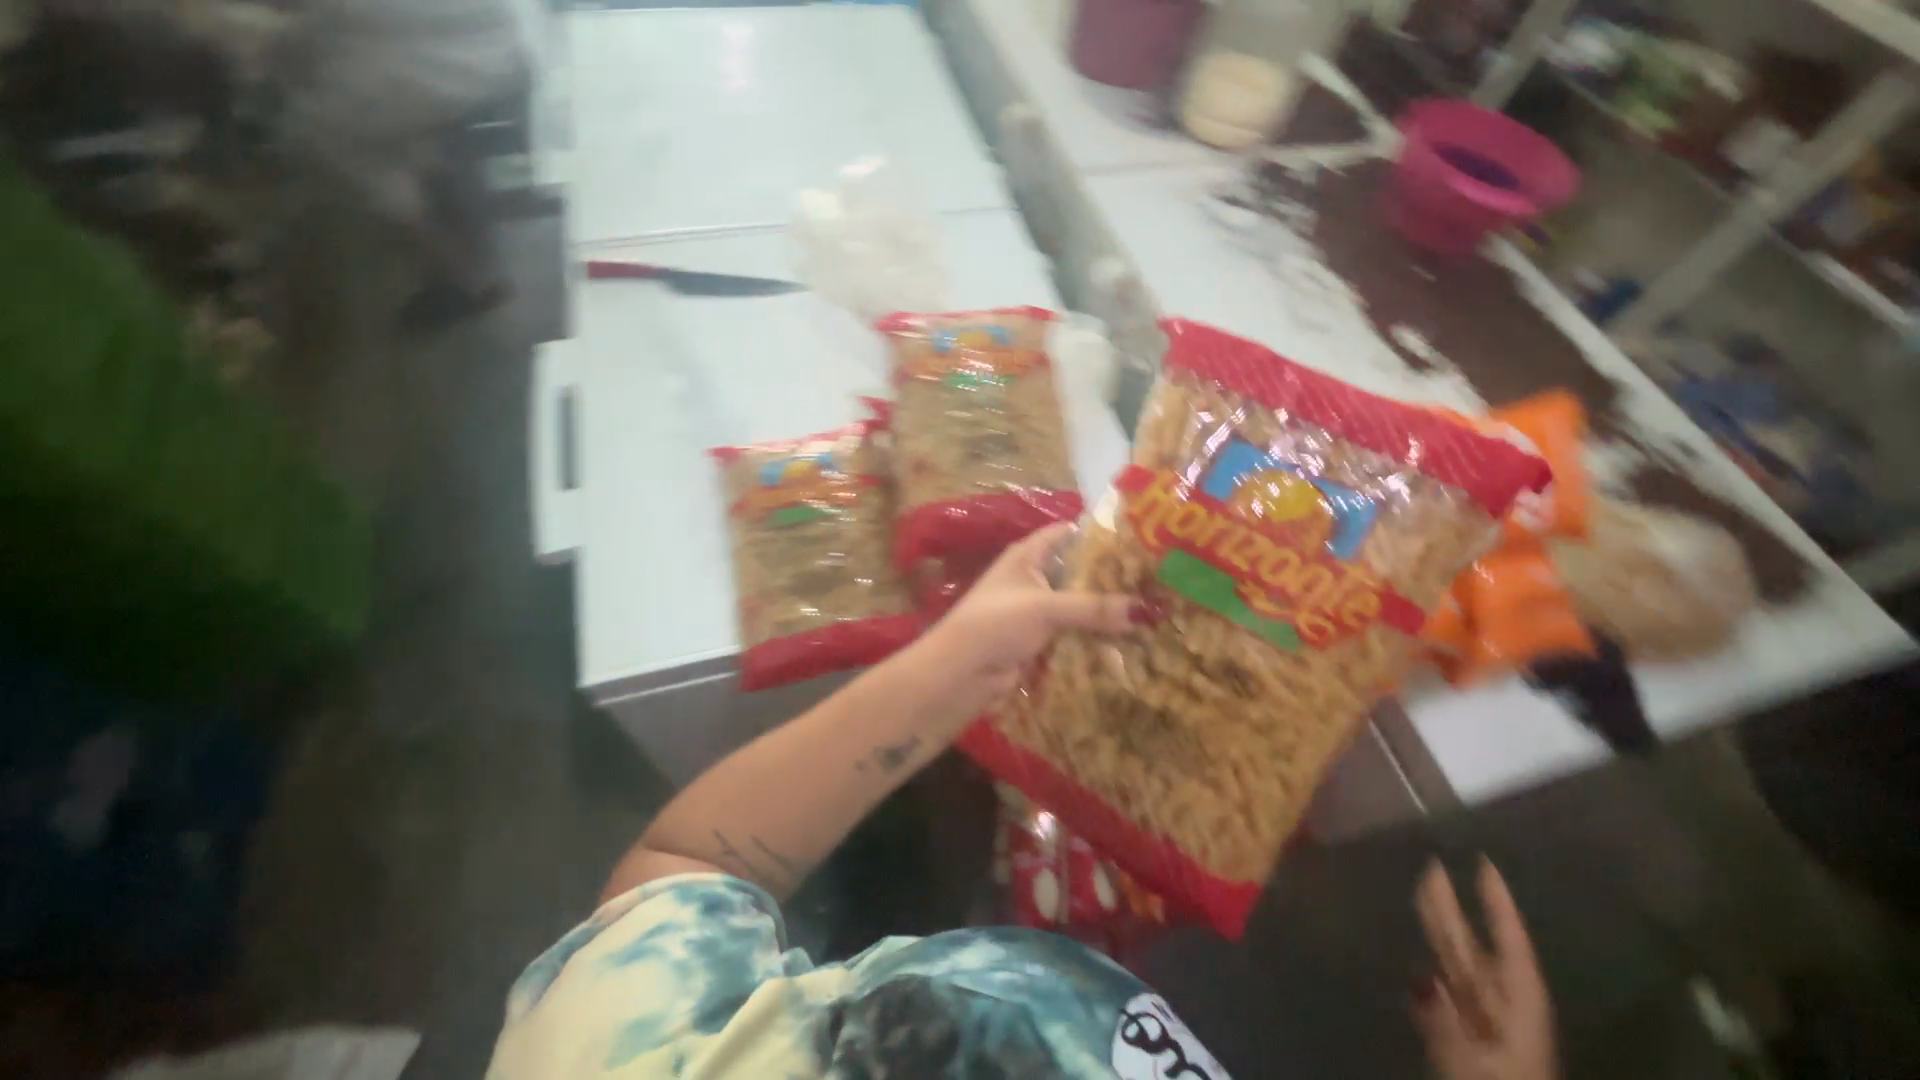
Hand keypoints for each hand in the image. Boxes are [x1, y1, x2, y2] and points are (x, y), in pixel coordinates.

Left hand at [919, 523, 1147, 703]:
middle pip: (1080, 573)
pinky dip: (1098, 640)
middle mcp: (1034, 579)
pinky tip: (1132, 644)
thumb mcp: (1046, 608)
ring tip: (1157, 614)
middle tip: (1161, 583)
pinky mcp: (1041, 643)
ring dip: (1109, 614)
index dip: (1102, 535)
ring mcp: (1038, 613)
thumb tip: (1150, 610)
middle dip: (1114, 580)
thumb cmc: (996, 624)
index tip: (1143, 541)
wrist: (960, 674)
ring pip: (1082, 608)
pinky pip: (1076, 636)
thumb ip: (1095, 607)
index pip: (1069, 533)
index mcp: (1028, 556)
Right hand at [1414, 858, 1557, 1079]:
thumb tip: (1422, 977)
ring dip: (1438, 931)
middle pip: (1473, 946)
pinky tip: (1417, 962)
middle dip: (1452, 907)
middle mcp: (1502, 1001)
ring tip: (1419, 894)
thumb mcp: (1476, 1061)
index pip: (1509, 941)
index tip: (1483, 862)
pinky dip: (1432, 974)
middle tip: (1432, 865)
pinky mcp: (1466, 1037)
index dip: (1497, 902)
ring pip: (1457, 965)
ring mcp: (1484, 1019)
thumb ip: (1447, 1021)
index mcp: (1520, 1000)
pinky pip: (1446, 995)